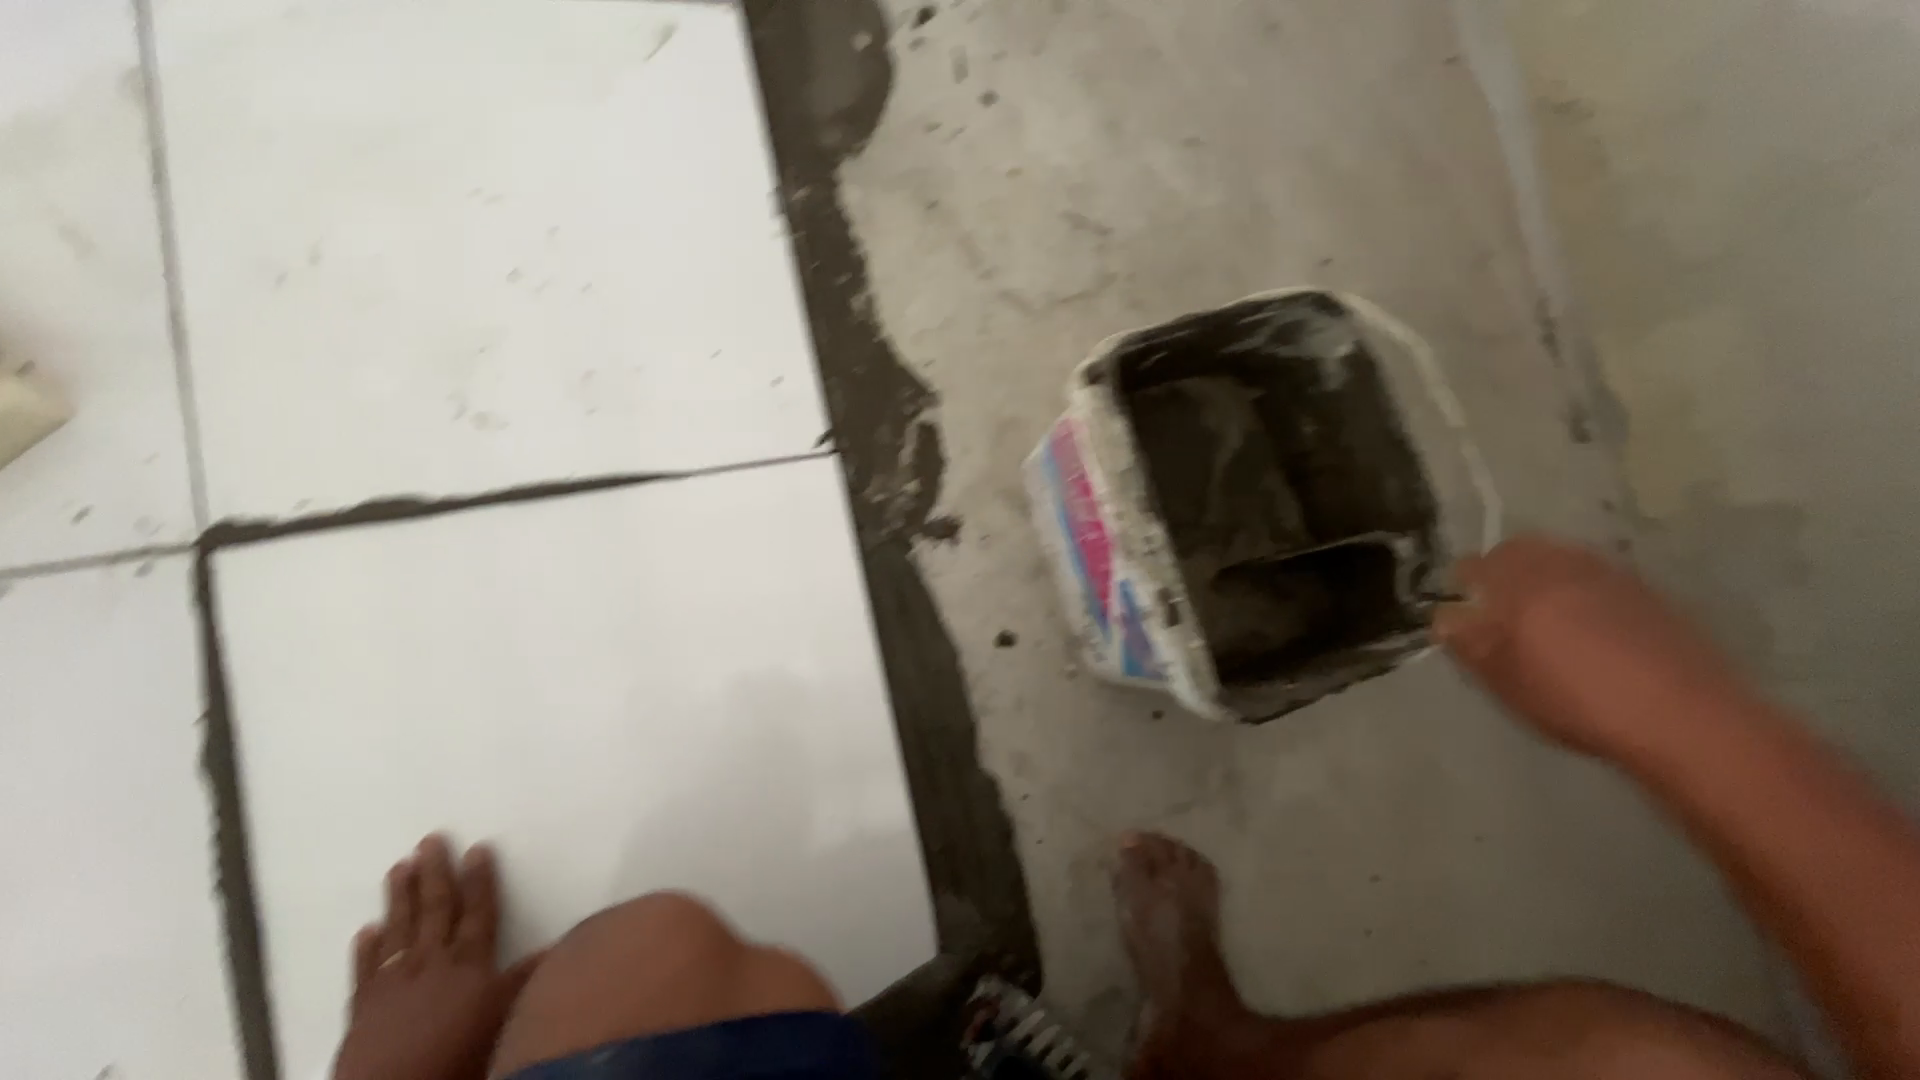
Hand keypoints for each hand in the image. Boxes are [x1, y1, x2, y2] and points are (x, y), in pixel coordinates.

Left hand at [333, 835, 542, 1079]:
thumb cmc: (459, 1055)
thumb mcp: (505, 1015)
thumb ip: (526, 979)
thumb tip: (558, 945)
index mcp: (469, 963)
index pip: (478, 912)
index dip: (479, 880)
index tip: (477, 848)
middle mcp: (431, 963)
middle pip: (434, 910)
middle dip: (434, 874)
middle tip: (428, 840)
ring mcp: (393, 983)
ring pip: (398, 930)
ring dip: (398, 897)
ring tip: (398, 866)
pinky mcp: (363, 1008)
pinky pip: (364, 969)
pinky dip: (366, 947)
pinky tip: (366, 929)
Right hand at [1435, 535, 1749, 758]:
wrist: (1686, 718)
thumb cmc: (1575, 697)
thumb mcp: (1503, 678)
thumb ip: (1467, 641)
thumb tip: (1445, 617)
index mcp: (1521, 581)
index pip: (1473, 566)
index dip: (1460, 584)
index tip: (1459, 610)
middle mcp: (1564, 565)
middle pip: (1521, 551)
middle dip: (1503, 571)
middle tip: (1498, 609)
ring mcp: (1612, 576)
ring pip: (1563, 561)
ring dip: (1545, 580)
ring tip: (1544, 620)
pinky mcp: (1651, 595)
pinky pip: (1599, 580)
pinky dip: (1583, 594)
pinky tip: (1589, 631)